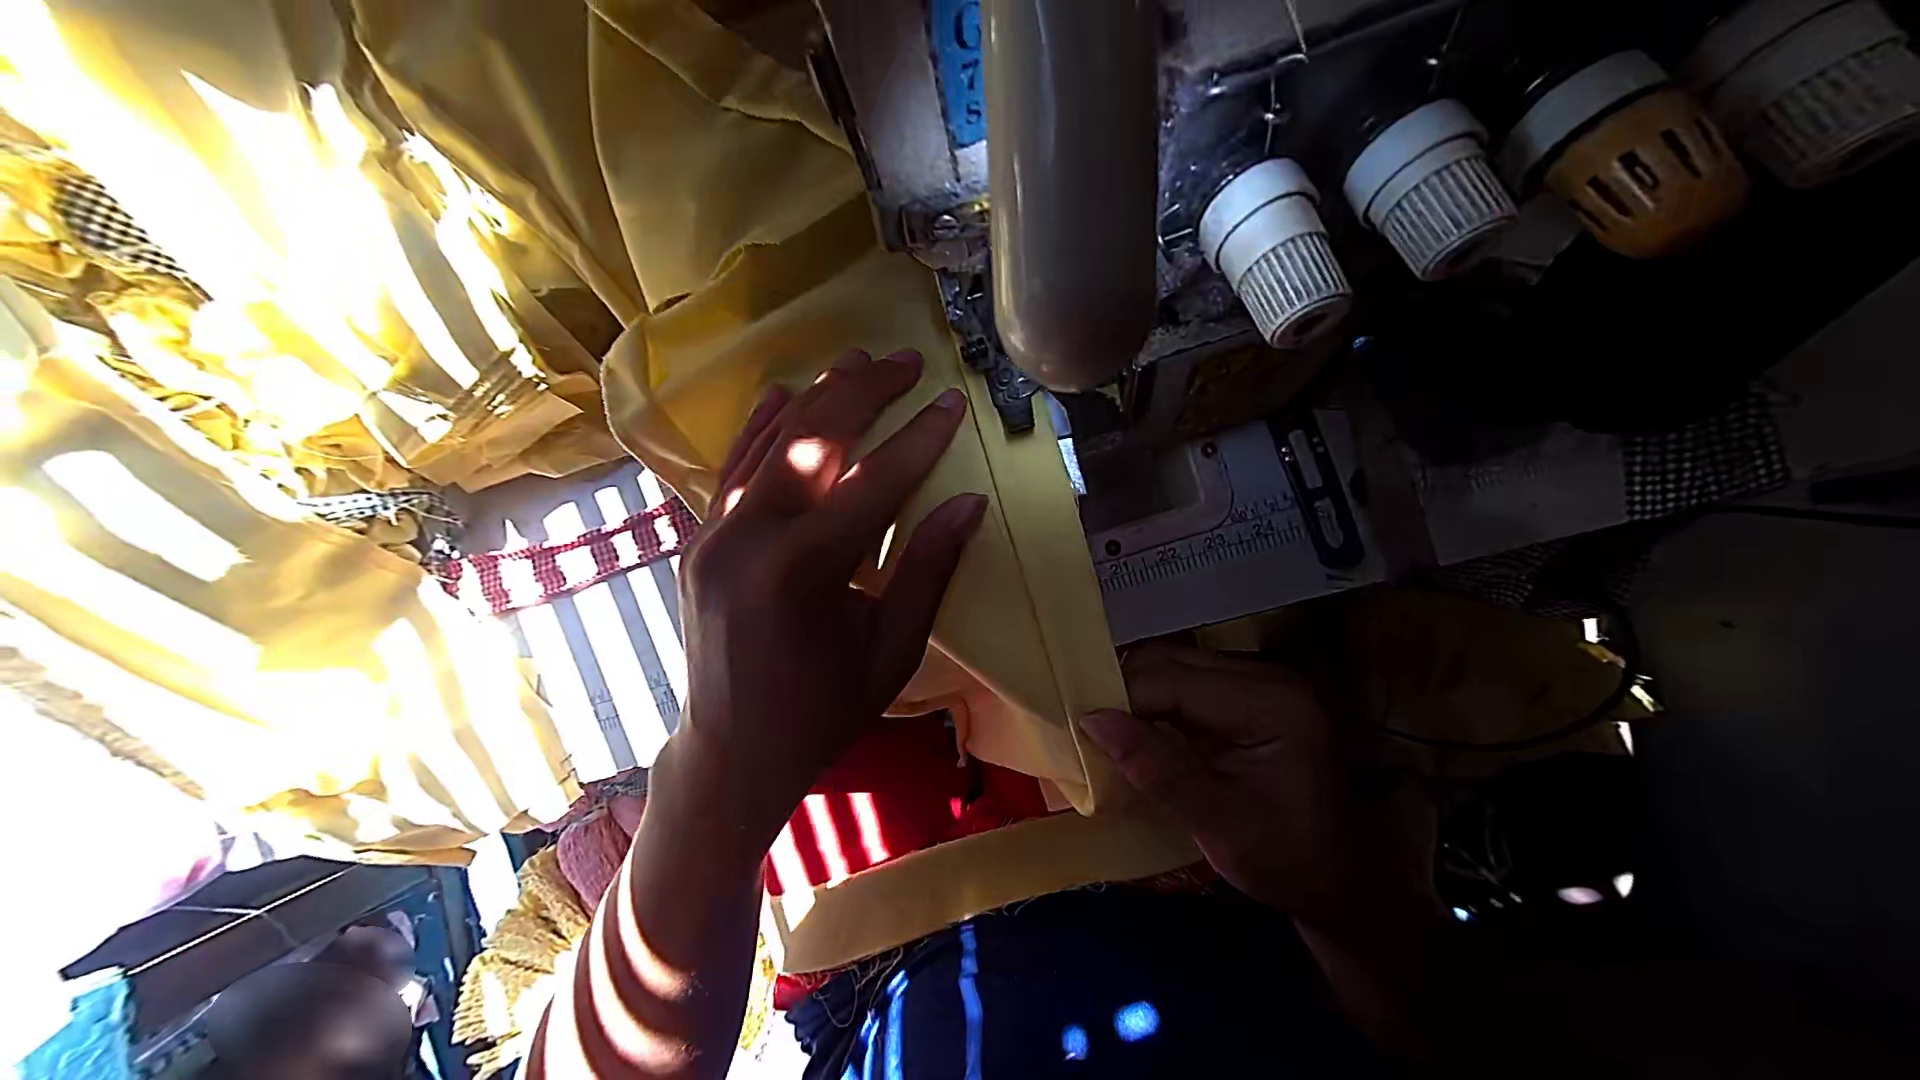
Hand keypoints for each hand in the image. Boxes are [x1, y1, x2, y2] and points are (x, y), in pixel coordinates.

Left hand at [672, 348, 985, 837]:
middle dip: (865, 393)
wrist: (731, 752)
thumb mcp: (891, 652)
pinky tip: (783, 393)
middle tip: (905, 361)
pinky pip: (732, 467)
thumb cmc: (821, 712)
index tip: (952, 404)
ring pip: (769, 442)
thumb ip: (927, 570)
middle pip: (813, 441)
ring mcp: (714, 535)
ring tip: (857, 362)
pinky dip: (759, 425)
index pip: (873, 484)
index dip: (920, 441)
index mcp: (802, 573)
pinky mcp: (699, 539)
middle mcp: (748, 539)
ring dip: (818, 397)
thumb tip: (970, 504)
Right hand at [1081, 643, 1420, 932]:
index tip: (1078, 727)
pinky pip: (1179, 681)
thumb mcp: (1221, 827)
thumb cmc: (1289, 861)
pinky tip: (1132, 728)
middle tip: (1085, 728)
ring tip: (1103, 729)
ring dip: (1132, 693)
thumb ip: (1158, 770)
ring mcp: (1254, 681)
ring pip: (1169, 665)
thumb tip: (1093, 722)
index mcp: (1272, 704)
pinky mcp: (1241, 693)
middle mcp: (1265, 676)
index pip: (1174, 681)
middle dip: (1122, 691)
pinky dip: (1149, 701)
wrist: (1339, 880)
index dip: (1121, 699)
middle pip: (1170, 661)